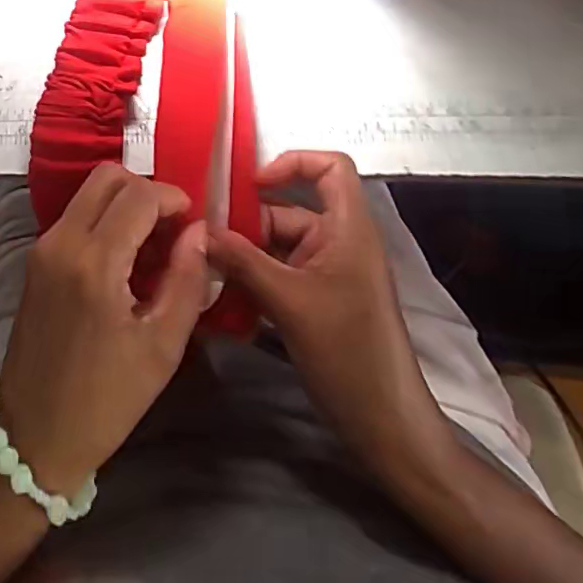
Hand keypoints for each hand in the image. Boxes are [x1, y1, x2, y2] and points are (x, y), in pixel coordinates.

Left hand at [0, 163, 210, 494]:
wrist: (31, 436)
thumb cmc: (105, 400)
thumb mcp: (161, 346)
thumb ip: (187, 279)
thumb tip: (199, 232)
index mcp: (94, 262)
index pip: (139, 195)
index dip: (174, 198)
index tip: (194, 224)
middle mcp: (61, 241)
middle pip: (108, 177)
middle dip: (147, 191)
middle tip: (171, 230)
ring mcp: (42, 248)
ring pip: (89, 194)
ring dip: (125, 204)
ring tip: (152, 249)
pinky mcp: (34, 260)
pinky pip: (75, 217)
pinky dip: (104, 220)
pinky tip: (125, 261)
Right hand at [206, 151, 436, 456]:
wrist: (383, 420)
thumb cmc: (348, 351)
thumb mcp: (289, 302)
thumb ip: (242, 262)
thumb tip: (199, 232)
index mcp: (348, 228)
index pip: (331, 167)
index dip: (293, 162)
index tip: (251, 184)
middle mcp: (337, 241)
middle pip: (288, 209)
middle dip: (245, 221)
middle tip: (200, 237)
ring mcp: (326, 271)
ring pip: (276, 244)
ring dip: (242, 253)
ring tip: (201, 264)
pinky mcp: (314, 298)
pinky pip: (276, 272)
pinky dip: (250, 276)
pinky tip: (219, 291)